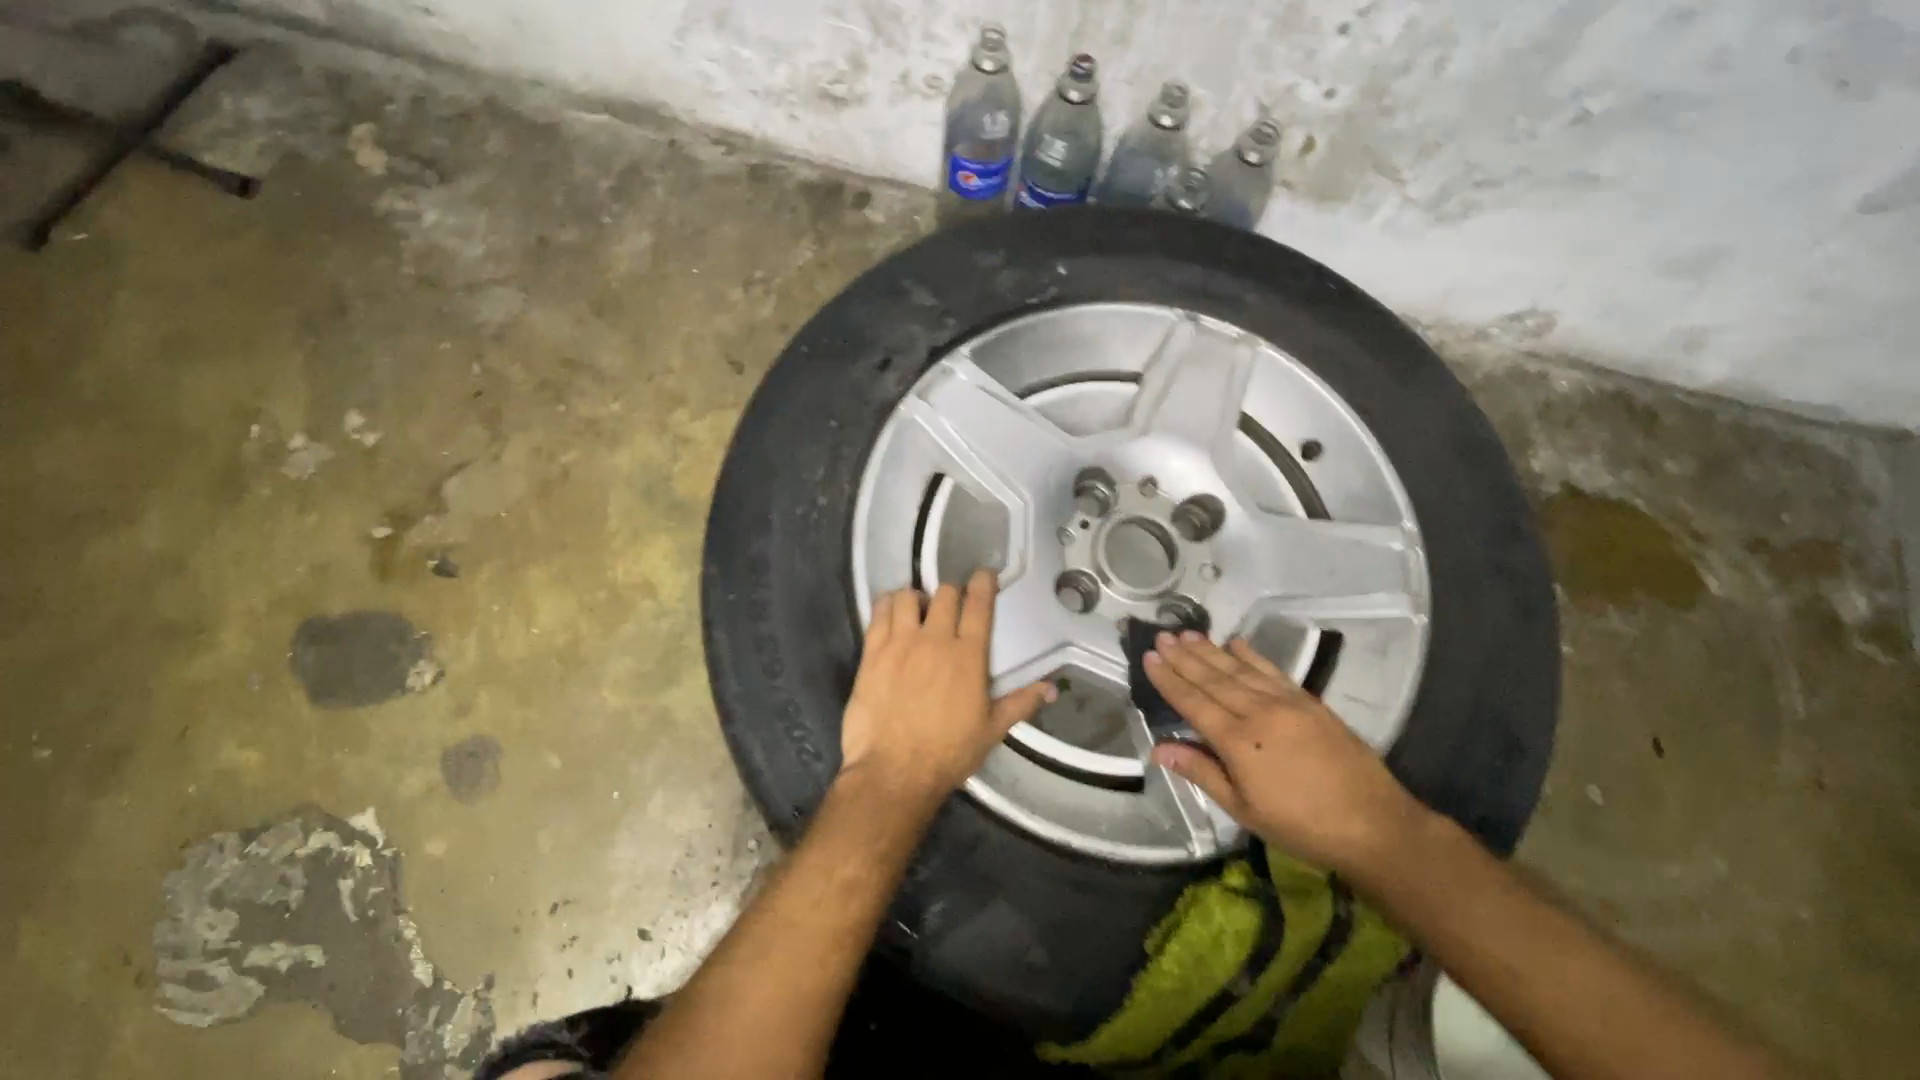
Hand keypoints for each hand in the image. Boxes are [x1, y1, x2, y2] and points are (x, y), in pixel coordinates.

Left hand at [839, 569, 1057, 814]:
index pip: (979, 605)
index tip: (984, 576)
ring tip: (918, 610)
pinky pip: (879, 613)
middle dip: (951, 593)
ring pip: (908, 597)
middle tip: (951, 605)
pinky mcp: (871, 653)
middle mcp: (935, 640)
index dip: (983, 584)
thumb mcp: (991, 731)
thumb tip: (1051, 688)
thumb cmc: (947, 754)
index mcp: (968, 656)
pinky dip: (888, 606)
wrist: (893, 771)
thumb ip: (1020, 703)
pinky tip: (891, 614)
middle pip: (944, 594)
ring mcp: (900, 643)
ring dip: (916, 597)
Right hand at [1144, 631, 1430, 877]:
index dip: (1169, 680)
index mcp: (1239, 742)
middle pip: (1214, 679)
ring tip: (1188, 634)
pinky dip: (1251, 656)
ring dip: (1211, 650)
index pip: (1193, 703)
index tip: (1149, 658)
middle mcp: (1260, 713)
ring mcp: (1288, 704)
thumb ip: (1202, 772)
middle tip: (1161, 636)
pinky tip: (1236, 643)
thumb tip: (1159, 748)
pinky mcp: (1310, 703)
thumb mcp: (1244, 810)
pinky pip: (1273, 671)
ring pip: (1240, 670)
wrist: (1374, 824)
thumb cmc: (1301, 826)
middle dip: (1185, 657)